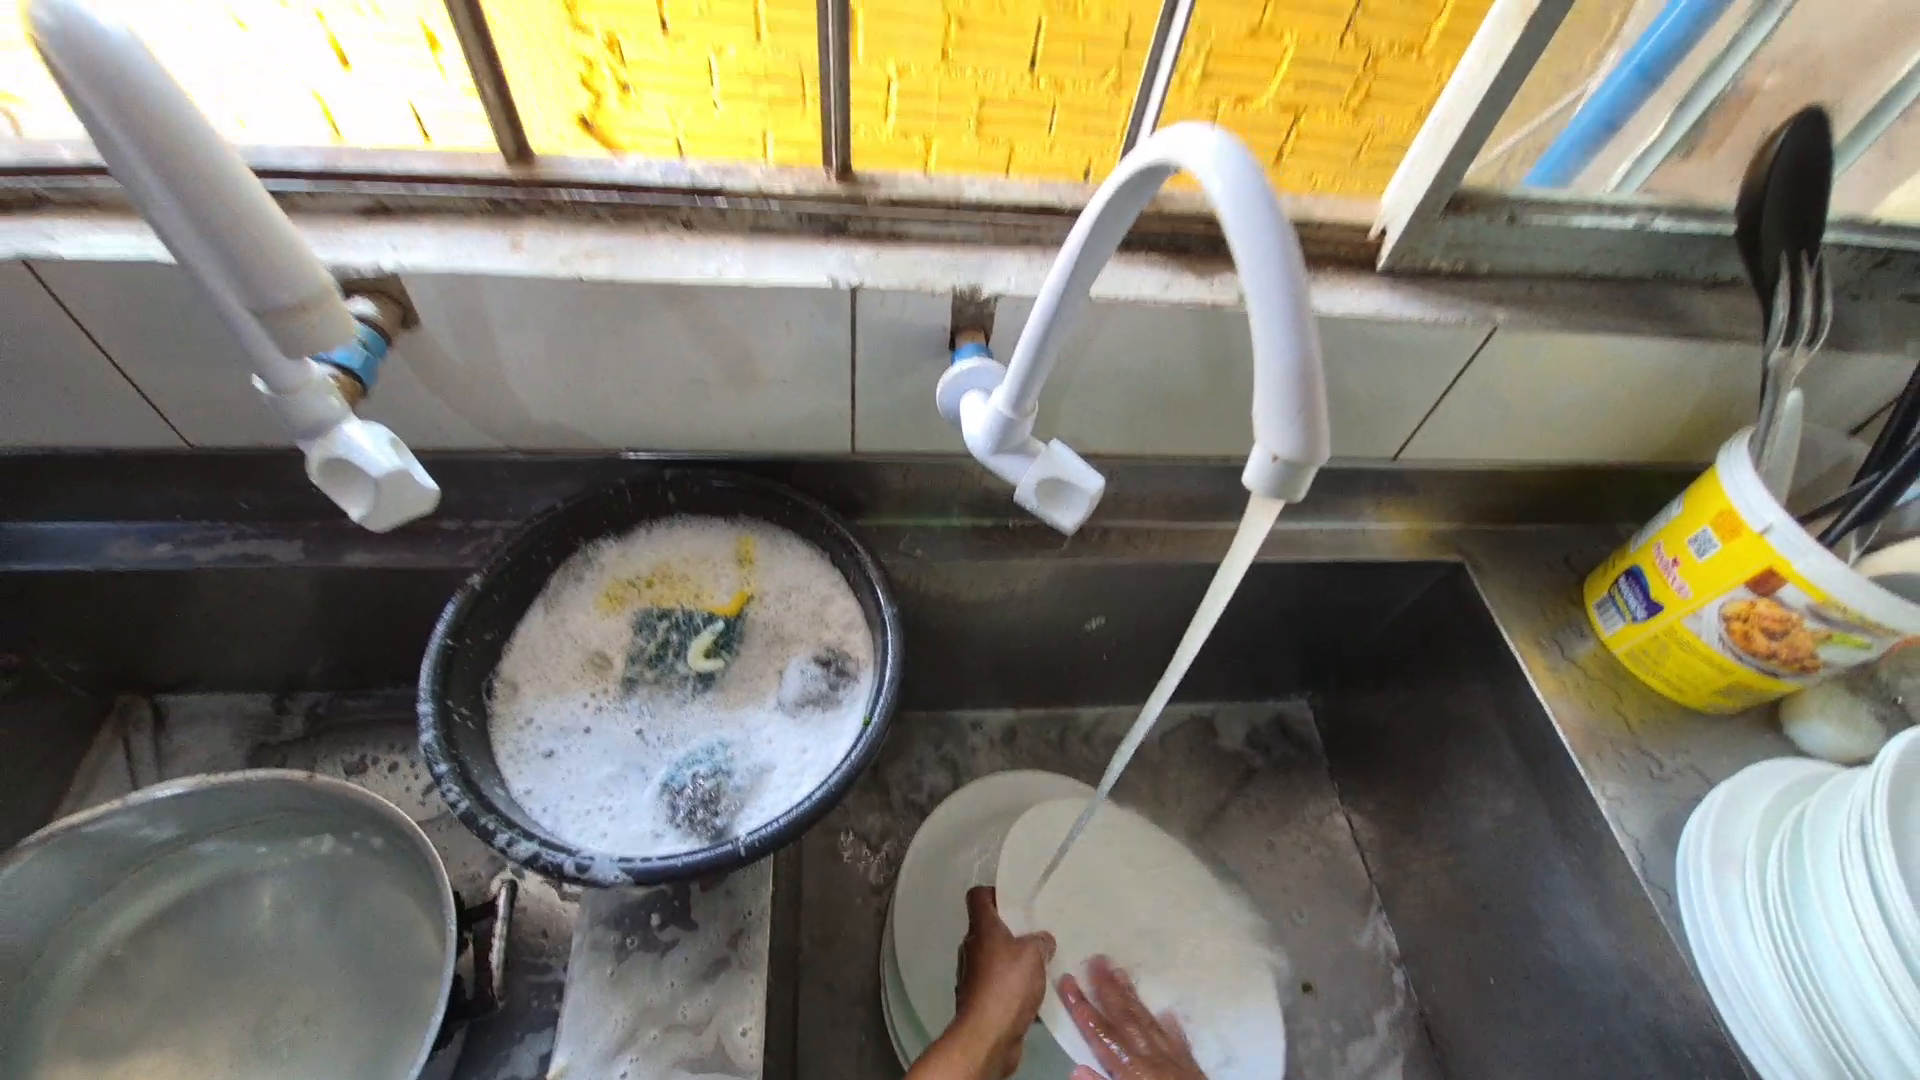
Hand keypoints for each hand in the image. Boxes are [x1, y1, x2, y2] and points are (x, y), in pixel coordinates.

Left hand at [947, 886, 1056, 1077]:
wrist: (987, 1036)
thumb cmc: (1007, 985)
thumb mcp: (1033, 954)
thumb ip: (1040, 941)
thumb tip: (1043, 939)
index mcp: (981, 928)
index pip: (978, 896)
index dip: (995, 893)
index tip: (1015, 900)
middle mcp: (972, 948)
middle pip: (990, 928)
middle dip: (1013, 930)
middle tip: (1038, 933)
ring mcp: (974, 975)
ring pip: (996, 958)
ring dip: (1016, 961)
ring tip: (1042, 964)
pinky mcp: (981, 1001)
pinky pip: (1000, 985)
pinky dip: (1014, 987)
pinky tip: (1036, 994)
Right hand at [1057, 956, 1206, 1079]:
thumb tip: (1077, 1068)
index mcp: (1134, 1072)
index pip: (1101, 1035)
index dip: (1082, 1007)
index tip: (1068, 980)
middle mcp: (1154, 1060)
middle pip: (1126, 1019)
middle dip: (1108, 989)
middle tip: (1097, 958)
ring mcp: (1176, 1064)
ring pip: (1150, 1023)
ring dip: (1133, 997)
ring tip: (1121, 972)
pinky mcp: (1195, 1072)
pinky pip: (1181, 1044)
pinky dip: (1173, 1028)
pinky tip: (1168, 1013)